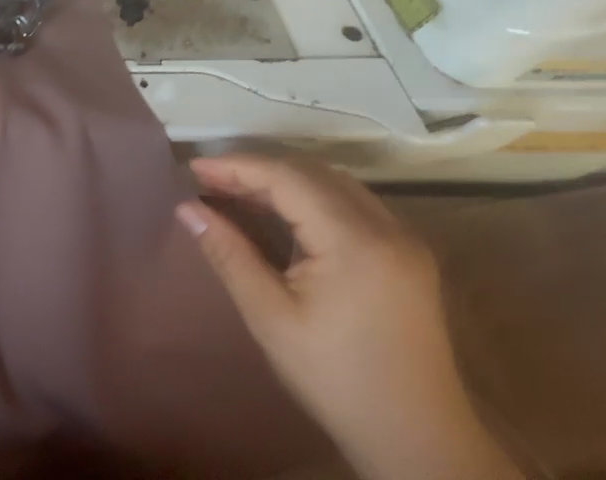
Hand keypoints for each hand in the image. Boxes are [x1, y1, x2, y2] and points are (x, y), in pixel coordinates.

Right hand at [176, 155, 521, 479]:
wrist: (419, 438)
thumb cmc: (336, 378)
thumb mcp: (269, 316)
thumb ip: (229, 254)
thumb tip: (186, 208)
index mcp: (355, 243)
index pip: (288, 178)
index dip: (237, 167)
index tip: (192, 169)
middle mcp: (388, 230)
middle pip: (314, 173)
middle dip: (258, 169)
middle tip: (208, 182)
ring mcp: (405, 243)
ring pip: (336, 185)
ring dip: (285, 180)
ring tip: (236, 193)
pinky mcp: (409, 258)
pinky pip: (353, 205)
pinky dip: (311, 198)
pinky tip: (281, 216)